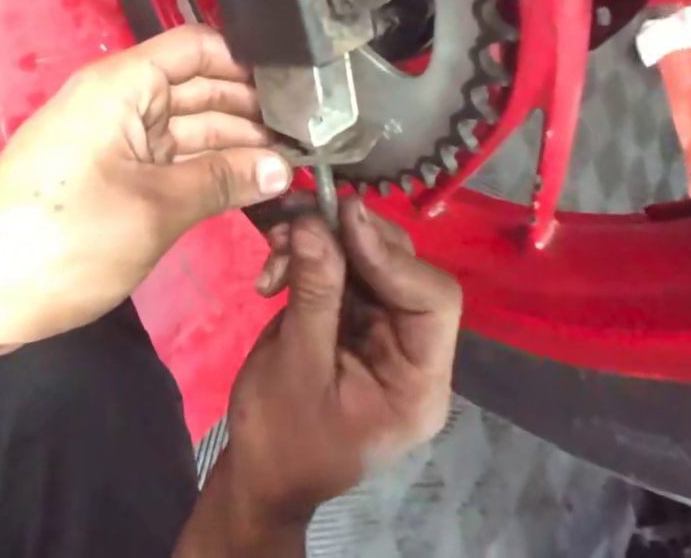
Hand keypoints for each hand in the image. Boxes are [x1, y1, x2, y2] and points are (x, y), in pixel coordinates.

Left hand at [0, 25, 292, 349]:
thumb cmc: (60, 238)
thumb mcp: (153, 208)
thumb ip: (223, 180)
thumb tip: (282, 168)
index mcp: (122, 84)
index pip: (198, 47)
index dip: (248, 64)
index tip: (298, 93)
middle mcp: (120, 100)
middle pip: (199, 88)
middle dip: (251, 111)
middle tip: (308, 139)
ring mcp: (115, 139)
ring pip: (188, 128)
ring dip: (234, 147)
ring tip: (290, 167)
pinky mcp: (111, 175)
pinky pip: (170, 160)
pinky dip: (206, 171)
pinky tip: (248, 186)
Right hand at [214, 199, 460, 532]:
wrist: (257, 474)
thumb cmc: (282, 439)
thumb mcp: (296, 367)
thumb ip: (313, 292)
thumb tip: (312, 222)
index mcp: (420, 381)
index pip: (433, 300)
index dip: (391, 255)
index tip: (345, 217)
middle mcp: (411, 347)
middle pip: (400, 267)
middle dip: (348, 237)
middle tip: (298, 215)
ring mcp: (381, 328)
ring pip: (366, 258)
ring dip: (320, 241)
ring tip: (274, 244)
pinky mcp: (352, 315)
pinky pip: (339, 267)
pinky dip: (306, 256)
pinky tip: (272, 270)